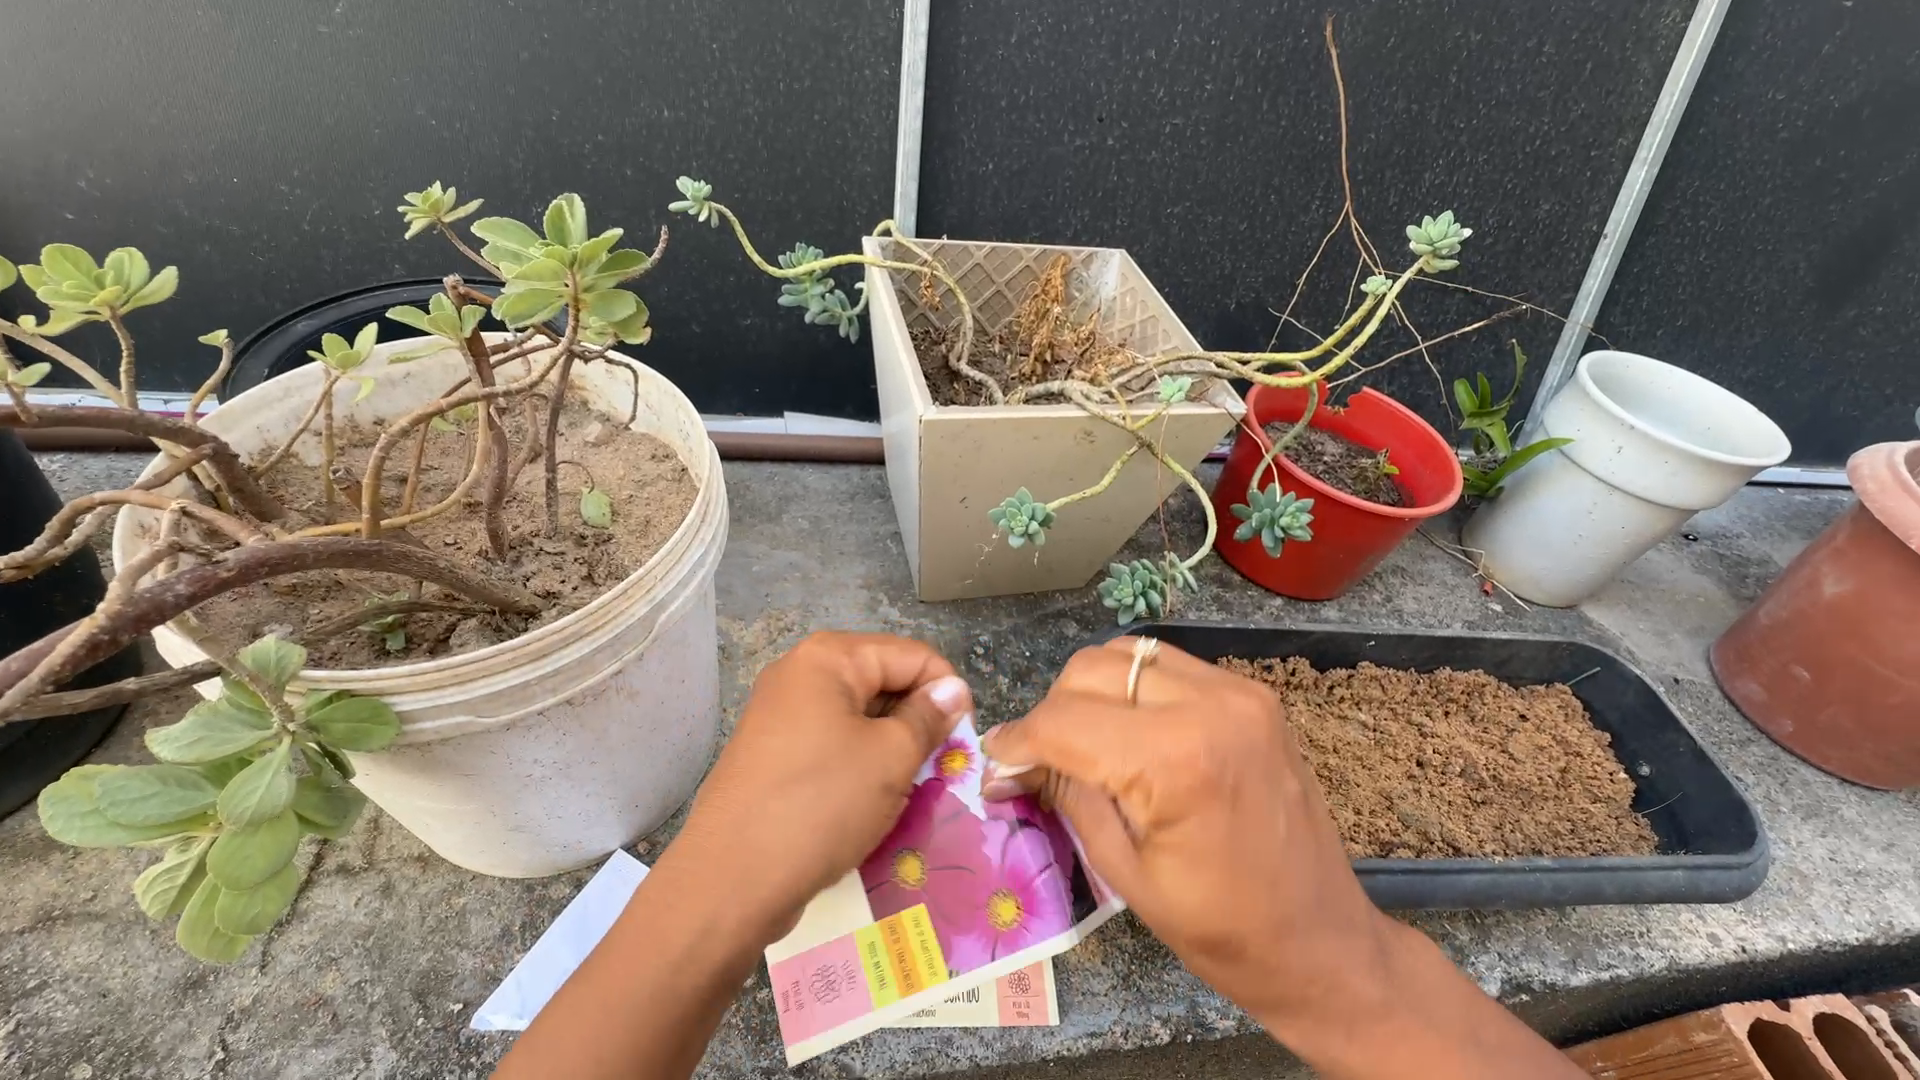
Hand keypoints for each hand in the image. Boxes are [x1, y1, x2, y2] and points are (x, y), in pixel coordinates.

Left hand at [663, 631, 972, 942]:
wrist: (730, 882)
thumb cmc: (820, 805)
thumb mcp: (890, 758)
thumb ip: (928, 717)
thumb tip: (954, 690)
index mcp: (828, 658)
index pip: (912, 655)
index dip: (947, 691)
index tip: (965, 738)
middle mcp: (799, 673)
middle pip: (882, 680)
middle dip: (917, 720)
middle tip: (941, 767)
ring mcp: (780, 715)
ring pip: (859, 717)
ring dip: (891, 747)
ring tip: (909, 788)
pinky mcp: (772, 754)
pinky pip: (832, 744)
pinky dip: (859, 765)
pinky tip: (871, 801)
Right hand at [980, 637, 1391, 1034]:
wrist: (1322, 939)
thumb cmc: (1220, 928)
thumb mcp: (1124, 871)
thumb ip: (1065, 795)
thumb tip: (1009, 762)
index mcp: (1175, 760)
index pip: (1064, 721)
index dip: (1019, 738)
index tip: (995, 757)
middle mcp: (1209, 705)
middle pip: (1090, 669)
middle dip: (1052, 710)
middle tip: (1041, 758)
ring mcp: (1237, 692)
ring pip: (1127, 654)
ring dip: (1090, 690)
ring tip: (1085, 740)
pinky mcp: (1252, 693)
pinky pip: (1168, 666)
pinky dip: (1133, 688)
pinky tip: (1130, 730)